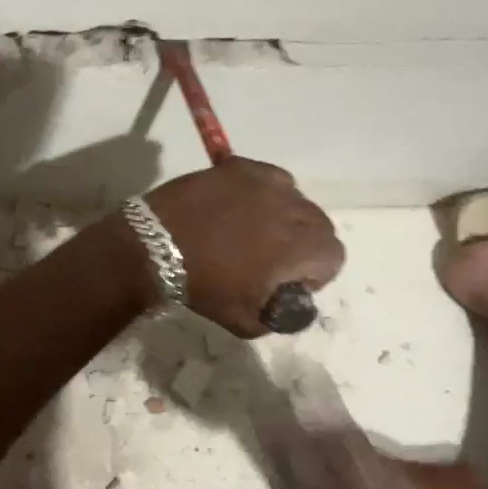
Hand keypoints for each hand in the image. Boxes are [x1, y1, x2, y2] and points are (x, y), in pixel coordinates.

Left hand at [143, 157, 344, 336]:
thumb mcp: (246, 321)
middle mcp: (289, 207)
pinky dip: (265, 191)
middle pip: (319, 223)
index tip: (288, 281)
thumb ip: (280, 317)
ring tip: (255, 229)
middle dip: (305, 243)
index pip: (334, 255)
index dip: (316, 273)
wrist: (153, 245)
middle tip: (274, 257)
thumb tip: (289, 307)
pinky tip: (242, 206)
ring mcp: (263, 182)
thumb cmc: (202, 285)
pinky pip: (269, 176)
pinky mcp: (238, 167)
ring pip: (295, 197)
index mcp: (298, 245)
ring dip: (286, 215)